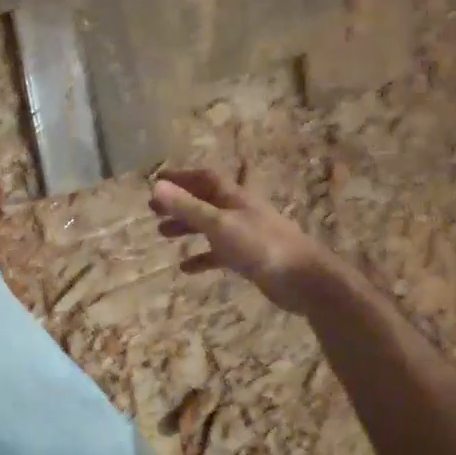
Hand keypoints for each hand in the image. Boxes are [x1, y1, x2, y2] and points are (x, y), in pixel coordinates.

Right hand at [150, 168, 335, 312]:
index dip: (181, 176)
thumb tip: (156, 186)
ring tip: (162, 235)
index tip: (158, 179)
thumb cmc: (260, 245)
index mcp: (234, 197)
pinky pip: (218, 254)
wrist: (302, 278)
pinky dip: (201, 258)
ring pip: (209, 226)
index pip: (205, 178)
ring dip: (186, 228)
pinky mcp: (247, 257)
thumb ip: (187, 207)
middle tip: (153, 210)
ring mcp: (244, 234)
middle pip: (204, 201)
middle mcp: (238, 211)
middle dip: (179, 203)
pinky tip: (186, 268)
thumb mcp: (219, 224)